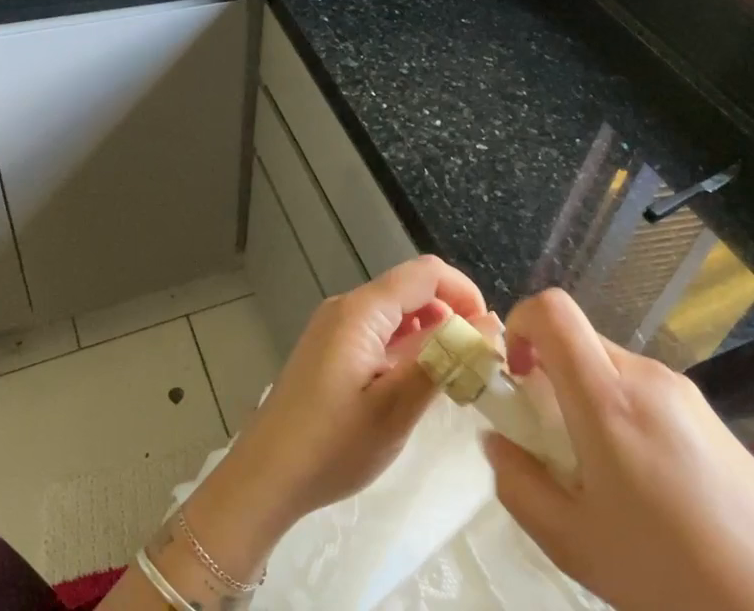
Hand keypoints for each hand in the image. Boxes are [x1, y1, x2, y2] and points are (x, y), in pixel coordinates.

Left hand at [175, 257, 488, 580]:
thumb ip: (444, 359)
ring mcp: (334, 330)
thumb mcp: (397, 407)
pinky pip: (379, 334)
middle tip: (476, 366)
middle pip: (412, 290)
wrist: (264, 480)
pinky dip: (407, 351)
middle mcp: (346, 308)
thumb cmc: (332, 445)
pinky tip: (416, 389)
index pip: (427, 273)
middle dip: (452, 317)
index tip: (489, 336)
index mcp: (361, 311)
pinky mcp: (330, 352)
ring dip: (431, 337)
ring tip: (452, 382)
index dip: (465, 293)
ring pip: (397, 315)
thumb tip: (488, 323)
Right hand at [483, 289, 753, 610]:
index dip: (519, 324)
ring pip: (612, 369)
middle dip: (550, 376)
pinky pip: (646, 392)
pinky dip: (622, 415)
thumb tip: (498, 441)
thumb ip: (518, 484)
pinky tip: (643, 483)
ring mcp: (683, 393)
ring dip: (586, 400)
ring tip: (599, 475)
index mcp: (607, 397)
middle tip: (550, 444)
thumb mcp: (571, 541)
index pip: (553, 311)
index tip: (514, 376)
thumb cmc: (667, 570)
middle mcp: (647, 377)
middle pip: (579, 341)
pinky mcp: (710, 414)